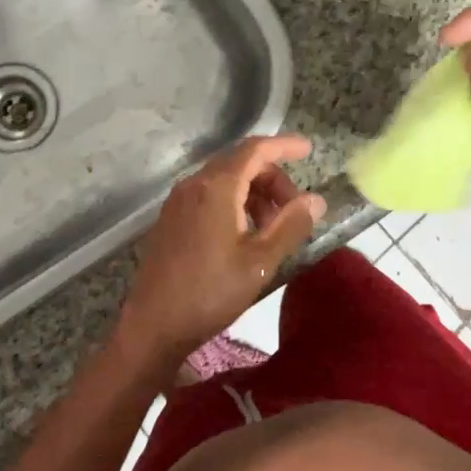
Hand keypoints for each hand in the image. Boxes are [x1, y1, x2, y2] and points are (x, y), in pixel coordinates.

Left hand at [117, 135, 326, 365]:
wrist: (154, 325)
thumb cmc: (211, 292)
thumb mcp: (260, 261)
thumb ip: (290, 225)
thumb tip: (316, 199)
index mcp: (216, 187)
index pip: (255, 150)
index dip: (284, 145)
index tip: (308, 150)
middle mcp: (194, 184)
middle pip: (240, 163)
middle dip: (273, 179)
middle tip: (295, 211)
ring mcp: (178, 201)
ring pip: (224, 180)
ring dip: (254, 194)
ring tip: (273, 229)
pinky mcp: (170, 219)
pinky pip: (208, 196)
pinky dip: (233, 203)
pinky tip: (245, 236)